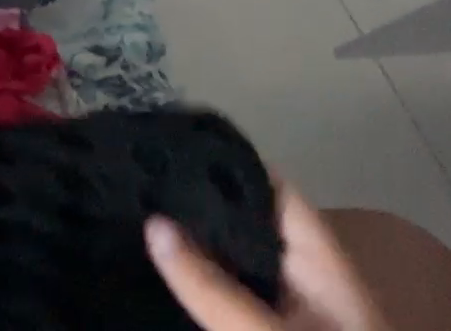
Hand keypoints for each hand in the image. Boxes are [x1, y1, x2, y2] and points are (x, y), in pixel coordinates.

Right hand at [146, 181, 387, 330]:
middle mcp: (307, 279)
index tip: (164, 139)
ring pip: (232, 257)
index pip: (273, 188)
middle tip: (128, 173)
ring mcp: (291, 311)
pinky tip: (152, 270)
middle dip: (193, 197)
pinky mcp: (267, 329)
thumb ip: (210, 286)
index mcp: (322, 264)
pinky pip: (226, 292)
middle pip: (247, 219)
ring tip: (128, 210)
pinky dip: (193, 276)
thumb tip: (151, 221)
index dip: (224, 159)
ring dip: (188, 238)